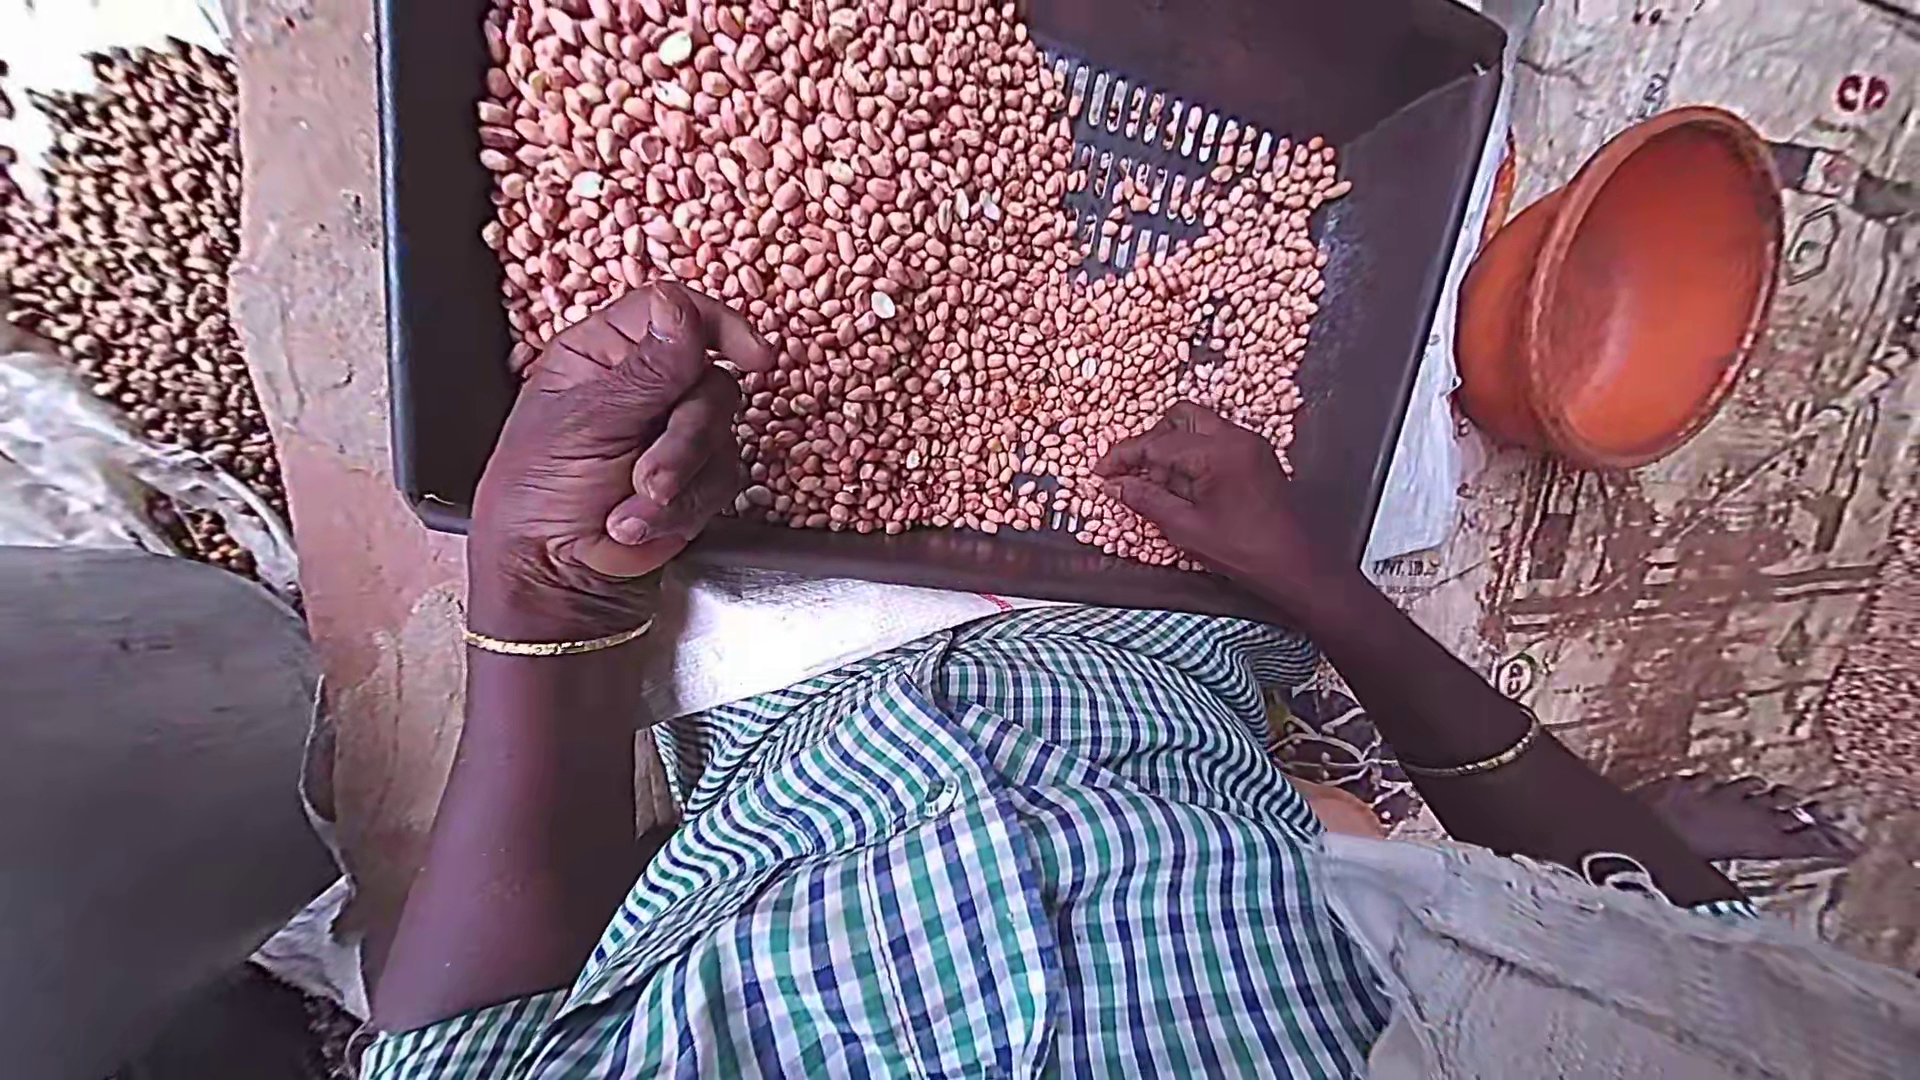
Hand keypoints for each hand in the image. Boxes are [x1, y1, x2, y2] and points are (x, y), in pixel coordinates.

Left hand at [466, 282, 776, 640]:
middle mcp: (651, 387)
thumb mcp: (585, 424)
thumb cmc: (541, 493)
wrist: (558, 574)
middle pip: (711, 381)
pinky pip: (724, 479)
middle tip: (650, 475)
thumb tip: (683, 309)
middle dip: (686, 436)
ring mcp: (680, 433)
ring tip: (633, 510)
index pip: (674, 313)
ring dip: (682, 477)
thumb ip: (647, 370)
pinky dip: (687, 507)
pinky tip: (642, 523)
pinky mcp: (702, 478)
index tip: (754, 355)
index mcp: (607, 355)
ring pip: (723, 434)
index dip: (718, 326)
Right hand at [1094, 402, 1350, 615]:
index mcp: (1217, 452)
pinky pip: (1213, 441)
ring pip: (1196, 426)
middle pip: (1178, 418)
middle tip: (1133, 474)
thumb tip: (1113, 485)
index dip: (1123, 457)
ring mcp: (1249, 444)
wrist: (1295, 564)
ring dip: (1170, 448)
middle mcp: (1236, 437)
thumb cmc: (1240, 550)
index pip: (1157, 443)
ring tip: (1159, 486)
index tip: (1101, 473)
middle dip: (1150, 443)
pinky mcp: (1255, 456)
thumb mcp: (1184, 527)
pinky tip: (1183, 487)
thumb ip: (1145, 499)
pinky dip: (1191, 455)